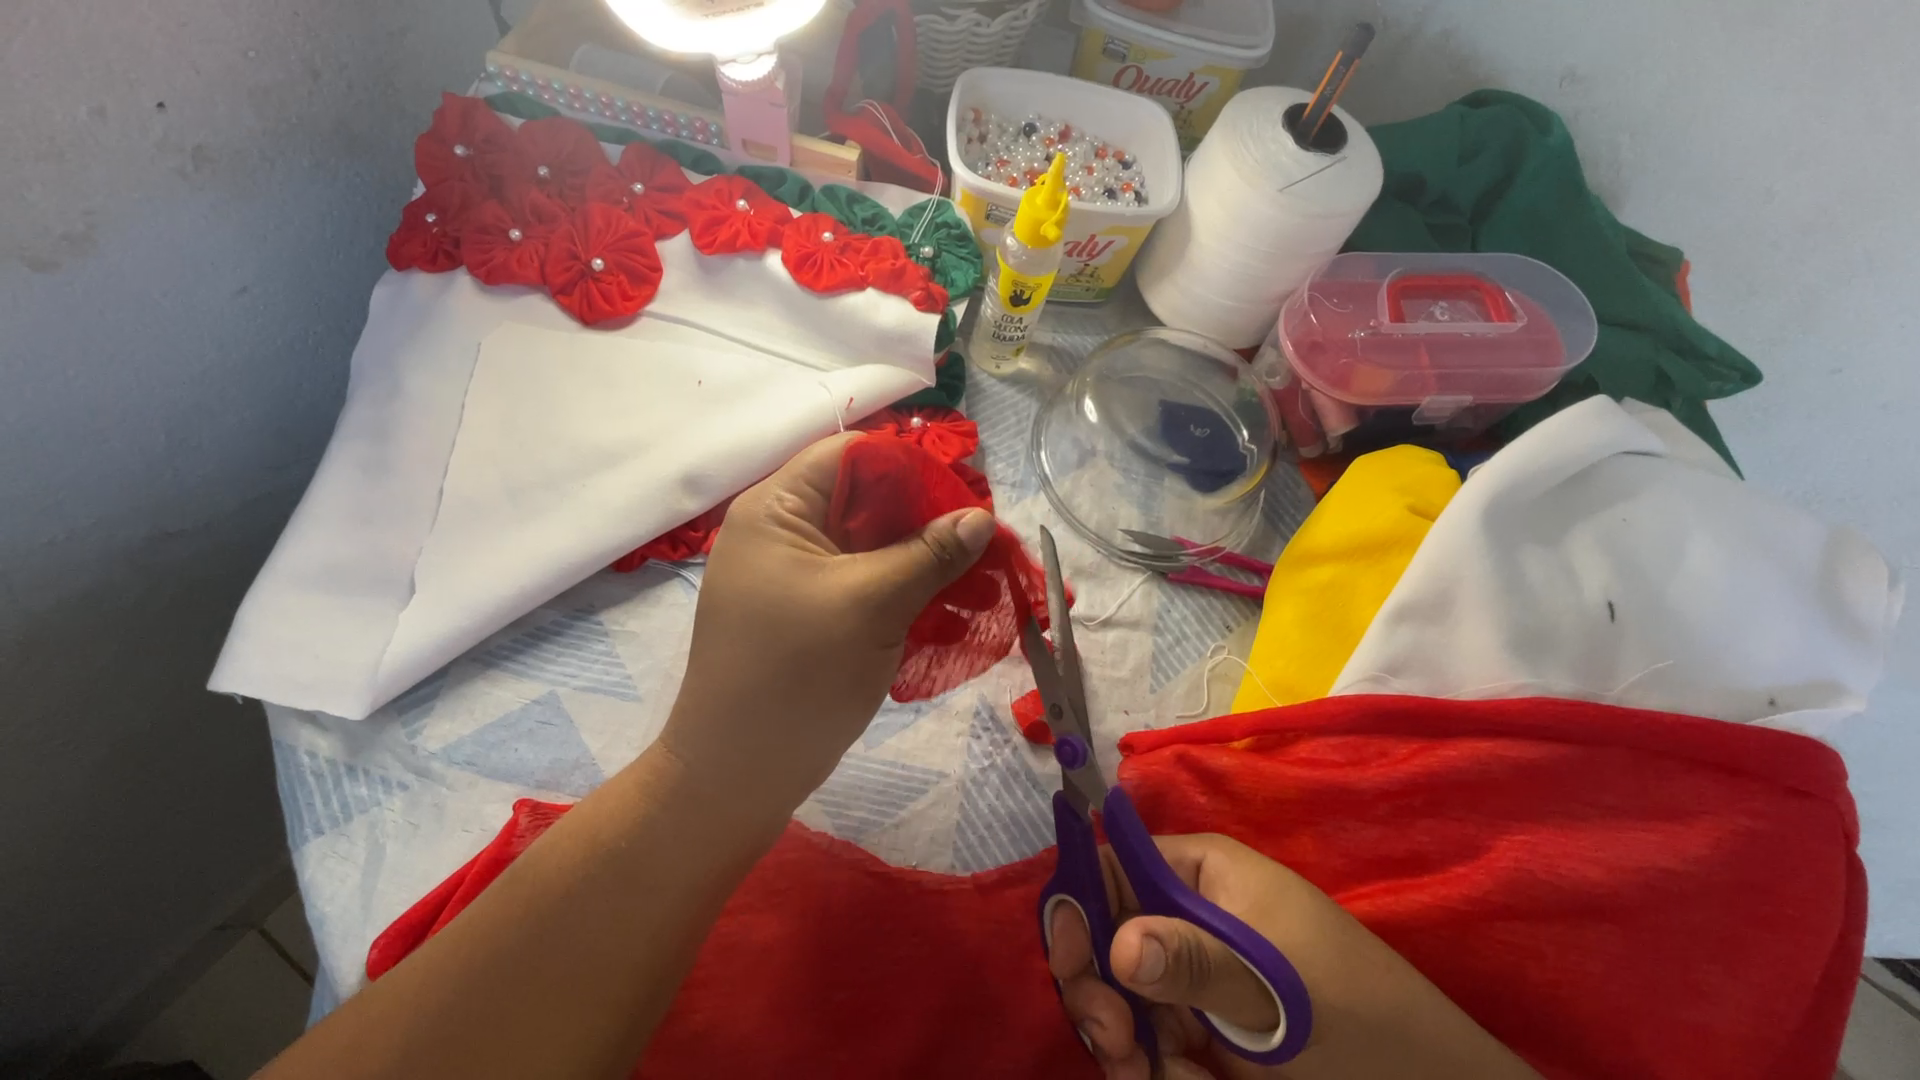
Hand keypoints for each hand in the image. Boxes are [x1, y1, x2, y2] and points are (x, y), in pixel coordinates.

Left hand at [656, 433, 995, 816]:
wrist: (738, 775)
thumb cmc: (797, 675)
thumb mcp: (871, 604)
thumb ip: (928, 553)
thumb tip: (980, 517)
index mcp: (776, 510)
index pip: (850, 456)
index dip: (911, 468)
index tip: (967, 498)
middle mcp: (782, 535)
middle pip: (866, 504)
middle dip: (929, 524)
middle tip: (986, 548)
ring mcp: (796, 580)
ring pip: (872, 551)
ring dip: (926, 566)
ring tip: (983, 589)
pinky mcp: (811, 619)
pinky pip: (866, 589)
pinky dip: (907, 597)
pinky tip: (952, 617)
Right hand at [1048, 834, 1540, 1079]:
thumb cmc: (1357, 1016)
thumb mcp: (1278, 989)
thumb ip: (1195, 963)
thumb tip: (1118, 945)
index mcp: (1202, 872)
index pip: (1114, 867)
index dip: (1082, 909)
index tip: (1073, 965)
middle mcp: (1188, 913)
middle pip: (1106, 937)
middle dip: (1100, 991)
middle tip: (1115, 1041)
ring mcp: (1193, 972)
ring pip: (1120, 997)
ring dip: (1124, 1041)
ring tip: (1150, 1074)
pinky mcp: (1202, 1025)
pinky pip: (1150, 1039)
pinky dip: (1155, 1068)